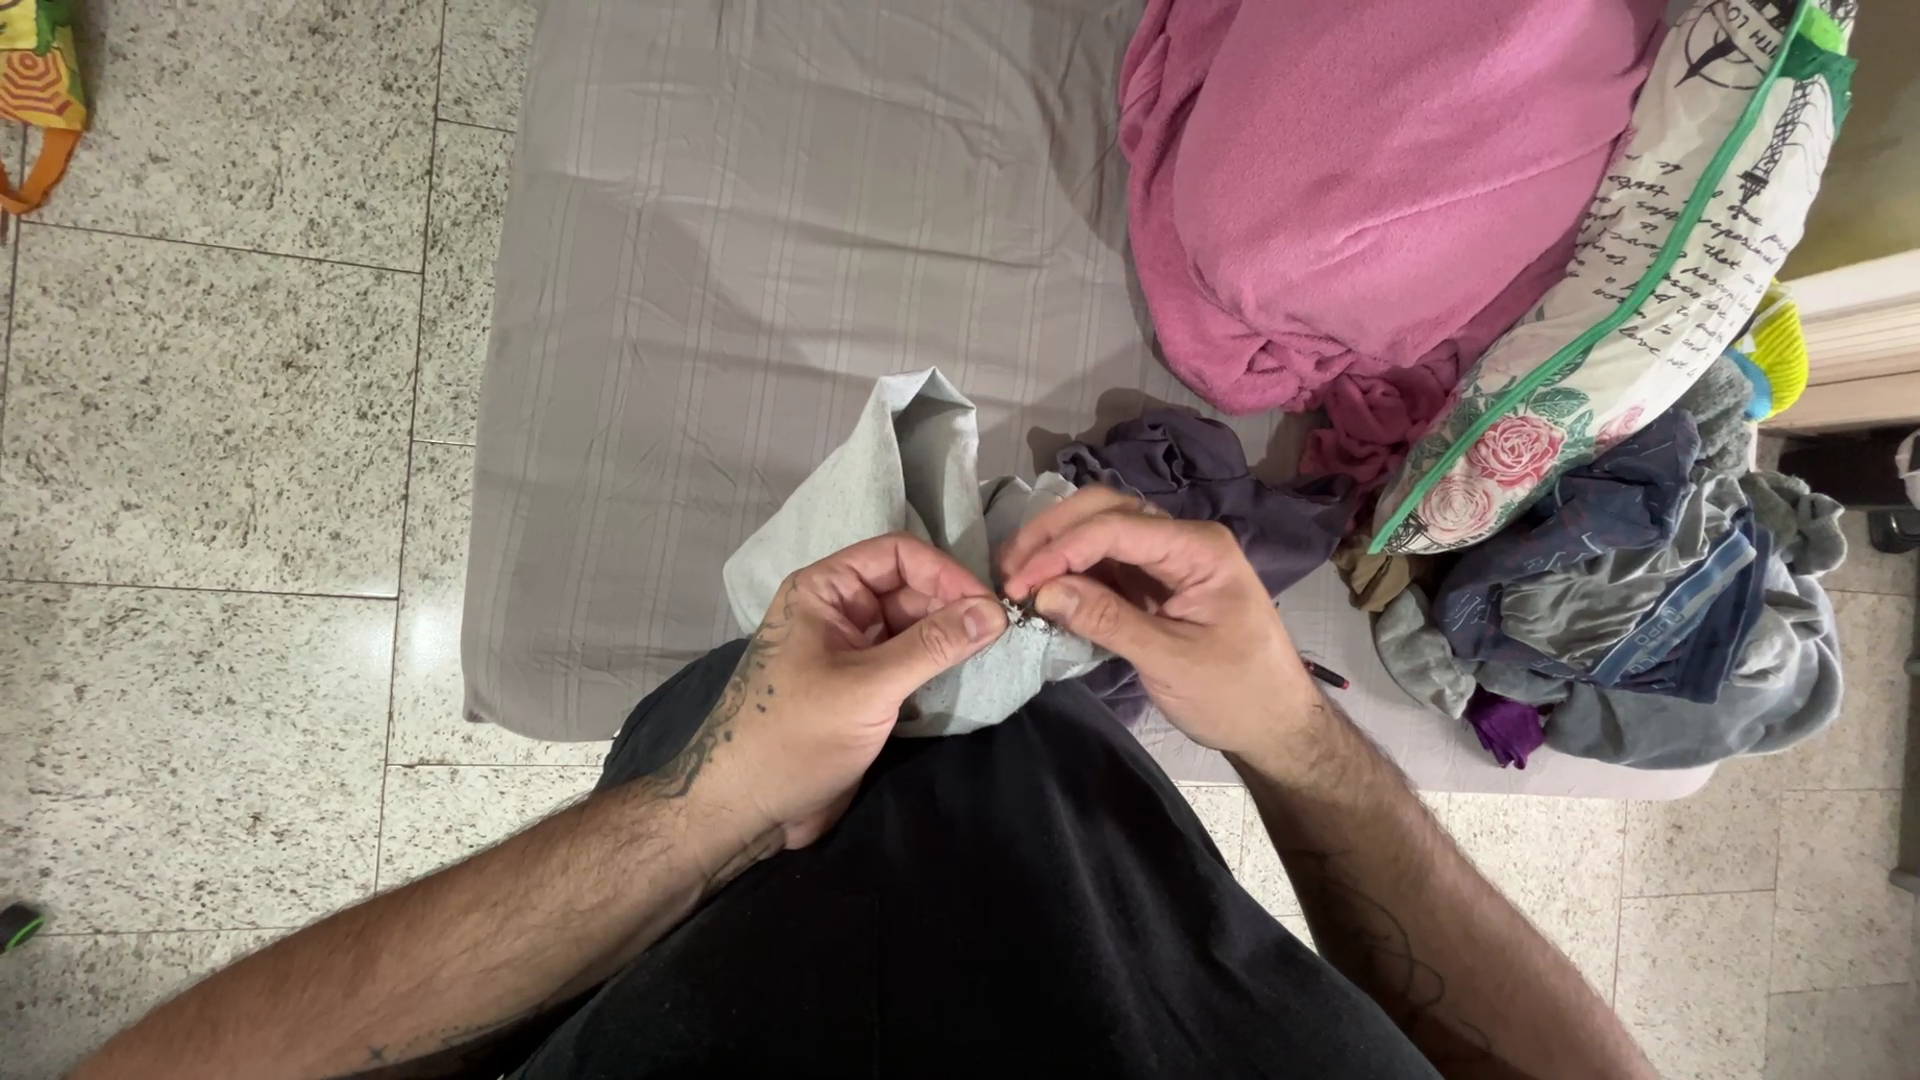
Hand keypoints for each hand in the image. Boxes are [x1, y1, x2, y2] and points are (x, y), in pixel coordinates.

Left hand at [694, 533, 1007, 849]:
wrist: (746, 809)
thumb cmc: (796, 737)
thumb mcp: (868, 687)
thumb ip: (933, 645)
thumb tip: (994, 612)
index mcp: (825, 590)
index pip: (897, 556)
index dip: (945, 573)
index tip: (988, 606)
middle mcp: (838, 609)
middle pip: (909, 587)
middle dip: (952, 604)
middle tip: (999, 633)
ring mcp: (851, 648)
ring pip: (912, 623)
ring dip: (949, 634)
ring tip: (990, 650)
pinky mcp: (862, 684)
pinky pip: (908, 657)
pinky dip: (937, 661)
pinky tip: (967, 670)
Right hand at [999, 486, 1318, 758]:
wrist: (1274, 724)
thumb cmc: (1236, 694)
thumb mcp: (1171, 661)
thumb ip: (1107, 621)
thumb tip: (1042, 592)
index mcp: (1198, 548)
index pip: (1116, 528)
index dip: (1061, 550)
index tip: (1018, 584)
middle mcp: (1180, 541)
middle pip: (1105, 510)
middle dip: (1052, 533)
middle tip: (1008, 568)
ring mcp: (1164, 559)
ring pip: (1099, 529)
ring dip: (1055, 546)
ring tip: (1014, 574)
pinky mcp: (1150, 582)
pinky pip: (1102, 562)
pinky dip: (1068, 569)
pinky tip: (1041, 585)